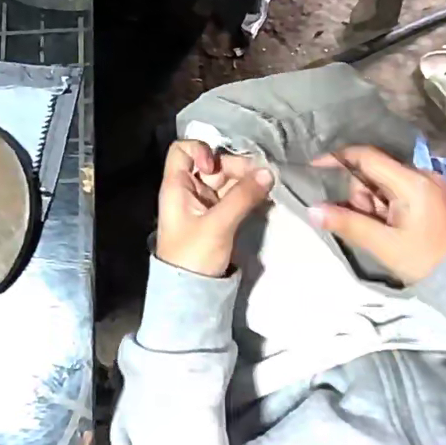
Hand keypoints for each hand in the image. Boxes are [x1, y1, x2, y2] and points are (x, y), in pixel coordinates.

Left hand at [155, 140, 274, 277]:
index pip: (183, 150)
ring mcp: (204, 203)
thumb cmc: (194, 256)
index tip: (216, 167)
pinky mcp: (218, 217)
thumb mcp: (217, 225)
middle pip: (213, 163)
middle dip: (237, 167)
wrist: (190, 294)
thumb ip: (243, 197)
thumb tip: (268, 172)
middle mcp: (189, 190)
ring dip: (247, 180)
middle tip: (261, 177)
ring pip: (227, 179)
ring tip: (267, 186)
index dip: (202, 150)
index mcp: (177, 186)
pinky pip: (234, 196)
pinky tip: (263, 196)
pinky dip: (248, 193)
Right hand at [308, 146, 445, 284]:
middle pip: (373, 172)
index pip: (367, 156)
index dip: (338, 159)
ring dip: (371, 205)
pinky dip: (384, 208)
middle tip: (366, 224)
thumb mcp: (384, 245)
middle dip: (359, 195)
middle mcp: (421, 175)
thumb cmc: (427, 260)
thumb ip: (348, 224)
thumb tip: (312, 210)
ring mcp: (427, 186)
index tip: (314, 168)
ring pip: (382, 184)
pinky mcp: (429, 198)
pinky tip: (388, 229)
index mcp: (411, 181)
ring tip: (381, 233)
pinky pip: (395, 193)